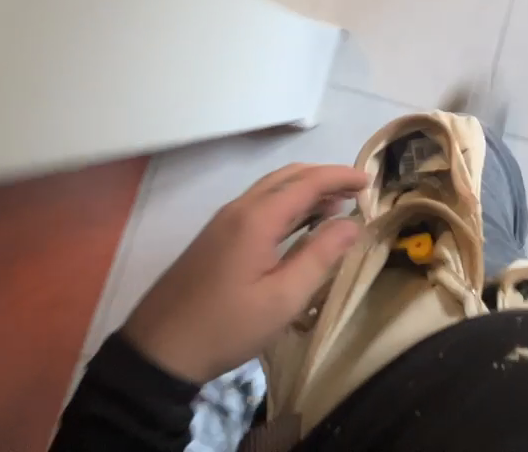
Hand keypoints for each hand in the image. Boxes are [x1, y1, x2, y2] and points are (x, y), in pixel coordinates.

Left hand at [124, 163, 368, 382]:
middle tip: (355, 191)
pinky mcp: (217, 235)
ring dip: (306, 189)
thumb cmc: (226, 326)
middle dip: (325, 177)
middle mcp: (241, 208)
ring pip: (272, 188)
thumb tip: (352, 224)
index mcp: (258, 218)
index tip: (369, 181)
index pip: (308, 182)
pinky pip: (260, 202)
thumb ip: (319, 256)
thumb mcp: (282, 300)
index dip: (340, 177)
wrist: (158, 350)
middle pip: (289, 176)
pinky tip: (299, 224)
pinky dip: (287, 202)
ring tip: (336, 206)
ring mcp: (225, 220)